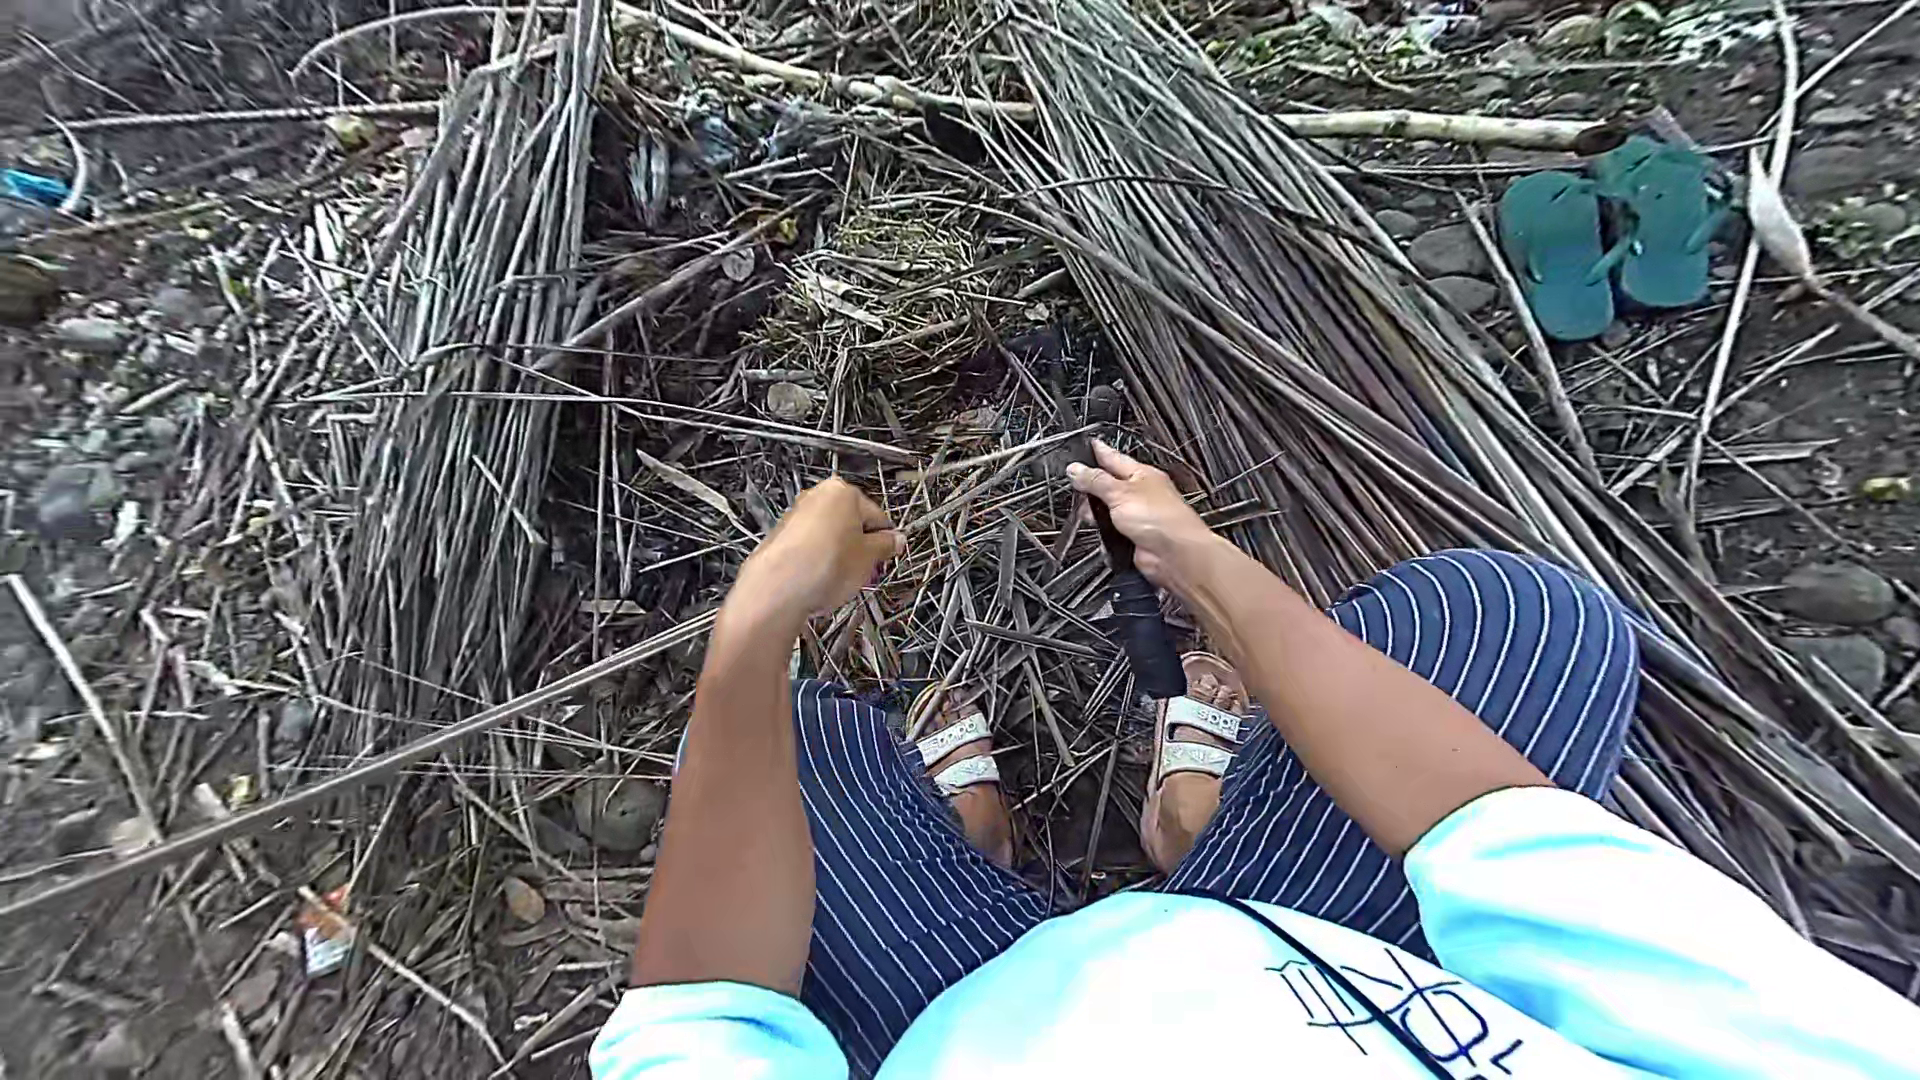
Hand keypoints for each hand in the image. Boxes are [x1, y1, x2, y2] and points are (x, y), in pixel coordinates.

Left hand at [732, 478, 903, 625]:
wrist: (778, 589)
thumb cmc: (822, 566)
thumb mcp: (869, 557)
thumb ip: (886, 545)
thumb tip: (894, 540)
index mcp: (842, 492)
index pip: (877, 514)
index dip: (884, 538)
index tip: (887, 554)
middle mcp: (817, 497)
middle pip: (852, 522)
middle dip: (861, 546)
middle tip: (868, 569)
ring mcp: (797, 516)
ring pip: (831, 535)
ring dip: (841, 555)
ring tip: (842, 578)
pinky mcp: (782, 537)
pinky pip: (812, 547)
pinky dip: (820, 561)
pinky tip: (822, 580)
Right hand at [1065, 440, 1224, 592]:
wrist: (1175, 554)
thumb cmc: (1162, 519)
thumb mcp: (1120, 492)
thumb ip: (1095, 480)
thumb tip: (1076, 470)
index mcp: (1142, 475)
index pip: (1115, 457)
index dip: (1100, 451)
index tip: (1089, 444)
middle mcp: (1142, 494)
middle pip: (1109, 484)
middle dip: (1091, 485)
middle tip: (1075, 481)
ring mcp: (1138, 516)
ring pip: (1109, 508)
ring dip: (1096, 511)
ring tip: (1084, 510)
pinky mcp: (1134, 536)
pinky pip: (1112, 529)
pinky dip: (1103, 530)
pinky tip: (1099, 530)